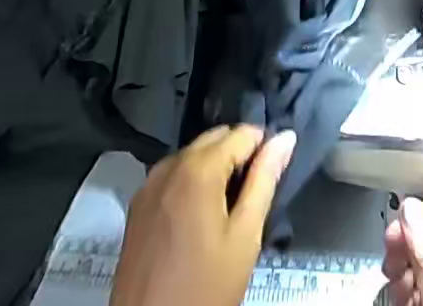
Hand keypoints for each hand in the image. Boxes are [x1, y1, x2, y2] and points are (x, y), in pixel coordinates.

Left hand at [110, 125, 296, 305]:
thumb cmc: (204, 289)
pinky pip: (173, 174)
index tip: (271, 177)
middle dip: (238, 155)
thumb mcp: (245, 236)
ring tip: (228, 209)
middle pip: (216, 138)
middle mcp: (170, 166)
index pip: (243, 133)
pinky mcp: (136, 206)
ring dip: (215, 166)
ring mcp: (149, 185)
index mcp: (198, 169)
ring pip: (194, 154)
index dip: (263, 148)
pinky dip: (191, 181)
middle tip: (251, 196)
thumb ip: (265, 179)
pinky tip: (199, 218)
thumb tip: (285, 137)